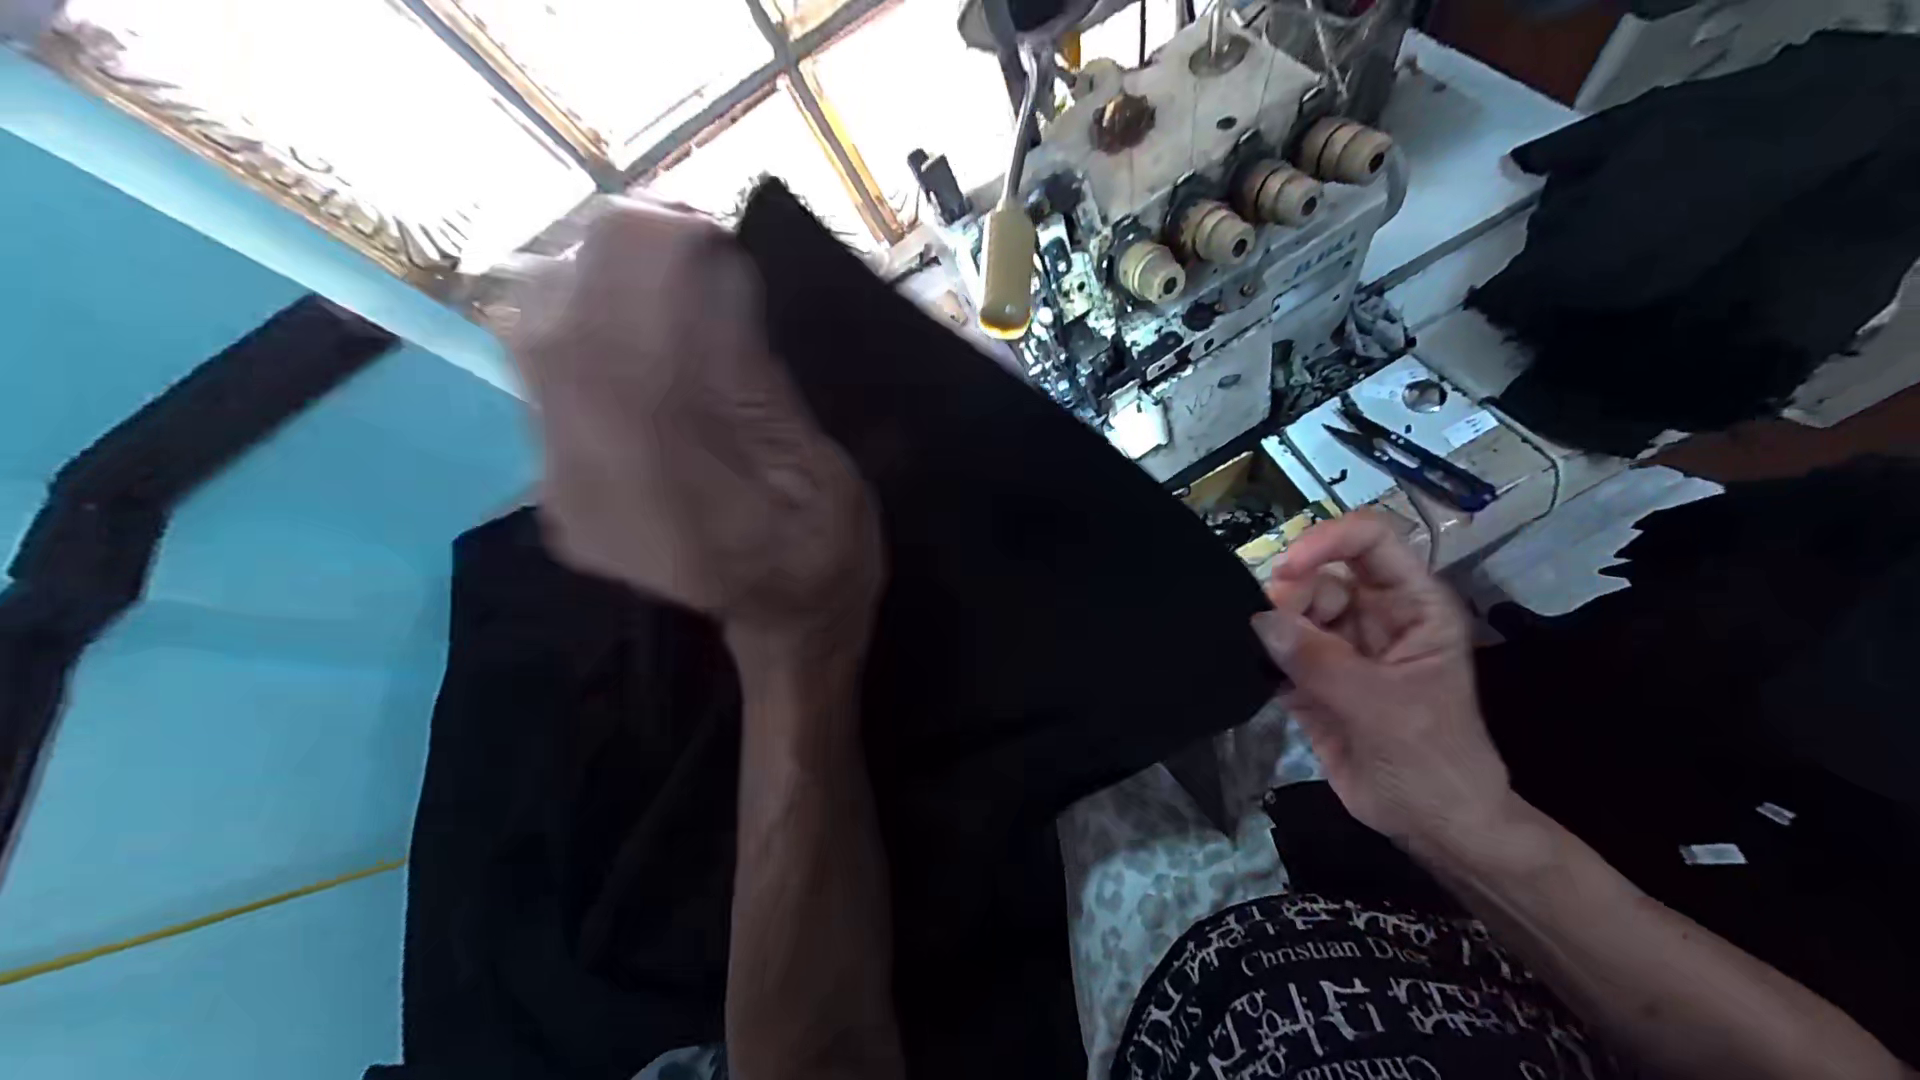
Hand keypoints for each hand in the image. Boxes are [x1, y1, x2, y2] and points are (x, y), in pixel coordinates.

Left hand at [509, 197, 882, 663]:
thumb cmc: (827, 557)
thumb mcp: (825, 476)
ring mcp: (560, 493)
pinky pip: (539, 376)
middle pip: (553, 328)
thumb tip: (716, 277)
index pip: (623, 344)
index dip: (654, 264)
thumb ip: (762, 388)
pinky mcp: (554, 487)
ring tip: (659, 269)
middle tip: (683, 236)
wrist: (786, 624)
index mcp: (674, 495)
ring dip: (590, 281)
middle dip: (614, 255)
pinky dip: (582, 324)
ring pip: (528, 343)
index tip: (708, 230)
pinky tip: (636, 326)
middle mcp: (590, 492)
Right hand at [1252, 512, 1511, 846]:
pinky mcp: (1310, 675)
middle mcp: (1373, 615)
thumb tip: (1261, 619)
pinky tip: (1258, 672)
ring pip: (1291, 610)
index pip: (1370, 541)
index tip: (1287, 568)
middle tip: (1271, 632)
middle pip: (1319, 576)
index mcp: (1411, 606)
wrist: (1430, 824)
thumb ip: (1320, 661)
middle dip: (1291, 596)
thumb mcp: (1383, 707)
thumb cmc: (1432, 760)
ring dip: (1271, 627)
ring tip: (1269, 660)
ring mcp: (1339, 646)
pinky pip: (1275, 646)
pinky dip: (1261, 653)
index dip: (1328, 540)